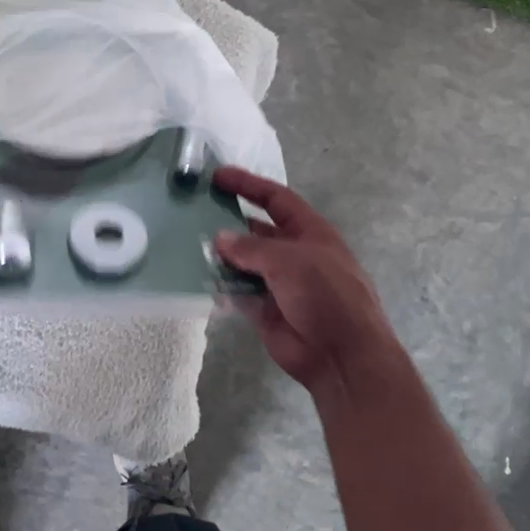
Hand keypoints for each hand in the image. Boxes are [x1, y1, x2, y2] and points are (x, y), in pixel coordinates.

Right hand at [212, 167, 405, 393]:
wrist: (341, 354)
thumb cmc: (325, 295)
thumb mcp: (289, 261)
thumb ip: (251, 247)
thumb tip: (219, 238)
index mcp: (310, 233)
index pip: (276, 199)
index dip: (248, 186)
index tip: (217, 177)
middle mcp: (295, 254)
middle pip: (257, 231)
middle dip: (229, 222)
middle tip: (193, 214)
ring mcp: (280, 283)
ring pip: (244, 263)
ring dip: (221, 257)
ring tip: (188, 246)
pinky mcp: (266, 310)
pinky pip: (238, 292)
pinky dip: (221, 286)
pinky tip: (197, 278)